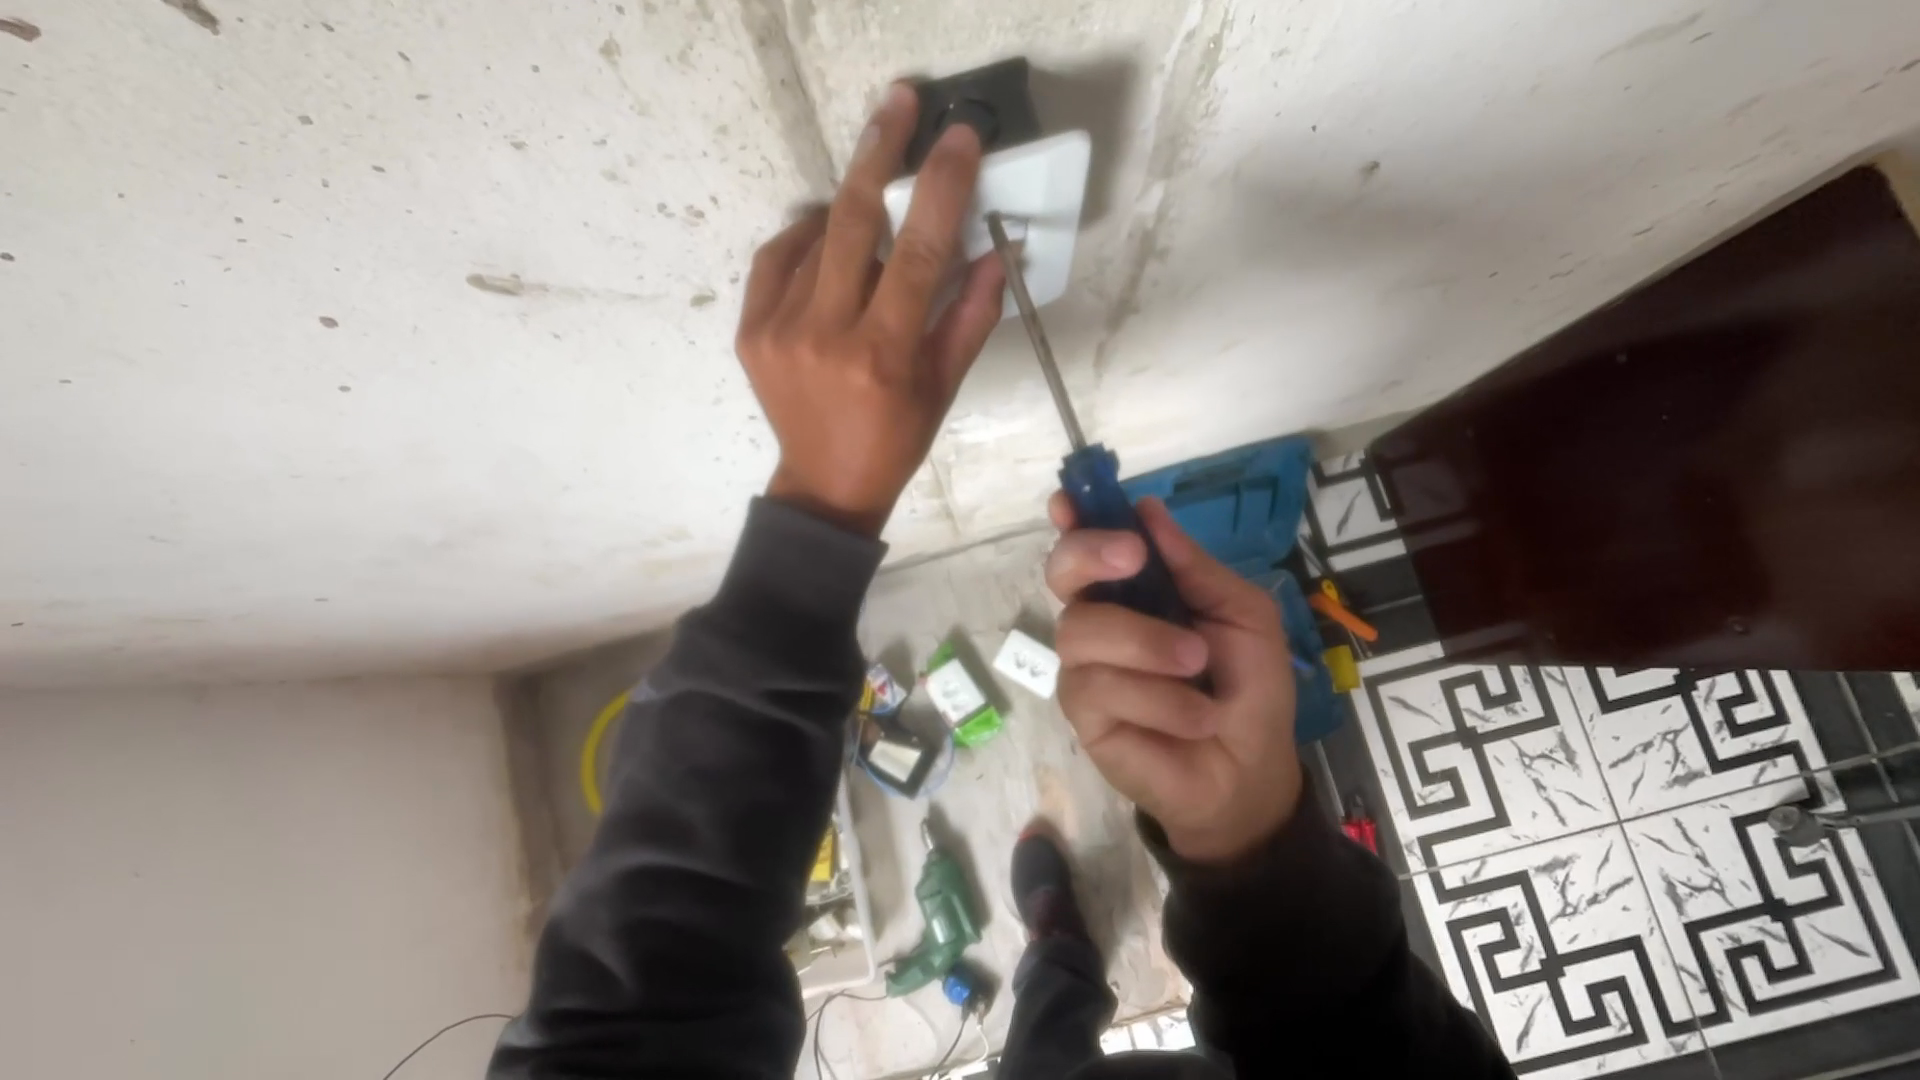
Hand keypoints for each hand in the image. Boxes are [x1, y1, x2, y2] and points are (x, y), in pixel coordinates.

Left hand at [734, 83, 1005, 536]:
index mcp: (883, 354)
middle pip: (854, 219)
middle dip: (879, 150)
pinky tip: (828, 248)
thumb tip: (996, 250)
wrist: (825, 484)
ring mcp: (778, 330)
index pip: (920, 251)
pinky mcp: (750, 331)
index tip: (959, 136)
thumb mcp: (944, 385)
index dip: (942, 186)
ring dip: (850, 215)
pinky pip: (778, 257)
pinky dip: (808, 239)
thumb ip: (972, 316)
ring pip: (818, 237)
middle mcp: (825, 334)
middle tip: (899, 102)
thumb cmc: (896, 439)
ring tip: (873, 227)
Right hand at [1044, 494, 1303, 863]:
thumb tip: (1147, 510)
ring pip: (1081, 632)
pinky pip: (1098, 687)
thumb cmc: (1248, 687)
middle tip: (1131, 558)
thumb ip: (1194, 567)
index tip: (1069, 499)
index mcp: (1134, 592)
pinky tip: (1193, 717)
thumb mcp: (1241, 614)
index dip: (1073, 521)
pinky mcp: (1083, 716)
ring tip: (1199, 667)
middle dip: (1088, 555)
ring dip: (1148, 644)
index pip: (1087, 548)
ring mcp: (1085, 669)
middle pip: (1061, 574)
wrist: (1251, 768)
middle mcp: (1100, 622)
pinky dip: (1157, 698)